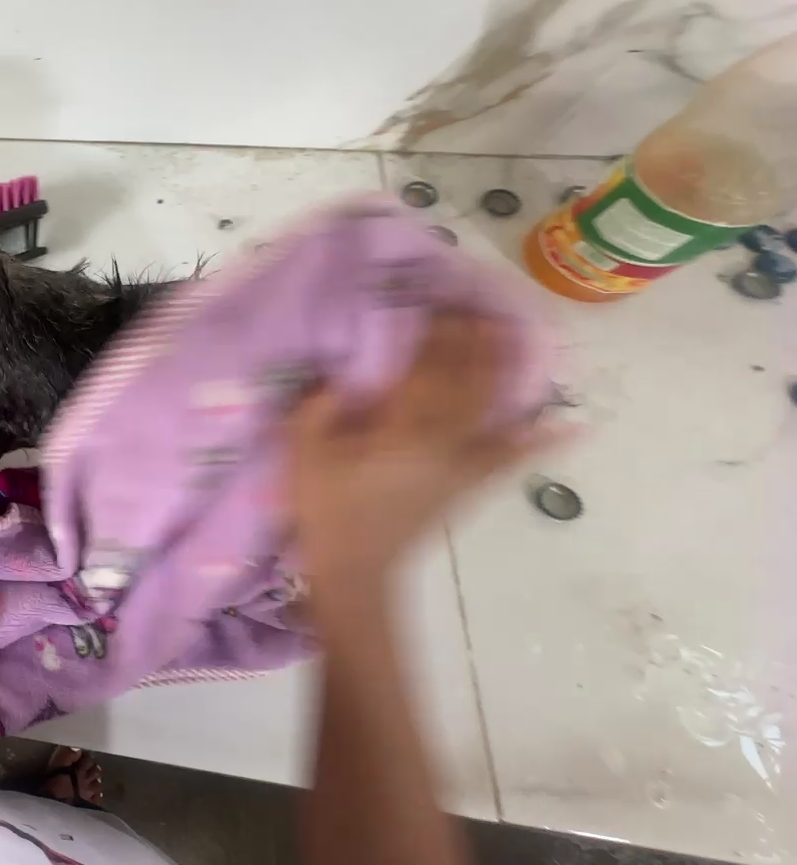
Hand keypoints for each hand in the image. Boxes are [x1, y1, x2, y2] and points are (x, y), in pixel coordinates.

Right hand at [282, 311, 563, 594]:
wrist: (354, 567)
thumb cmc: (324, 507)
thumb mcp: (302, 453)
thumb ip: (320, 410)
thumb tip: (340, 378)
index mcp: (402, 431)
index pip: (426, 371)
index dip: (435, 336)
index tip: (438, 303)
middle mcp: (443, 442)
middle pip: (466, 383)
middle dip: (472, 344)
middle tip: (475, 307)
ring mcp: (462, 465)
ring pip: (493, 410)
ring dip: (505, 371)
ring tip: (513, 335)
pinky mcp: (468, 485)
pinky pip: (510, 458)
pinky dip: (539, 440)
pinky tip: (568, 424)